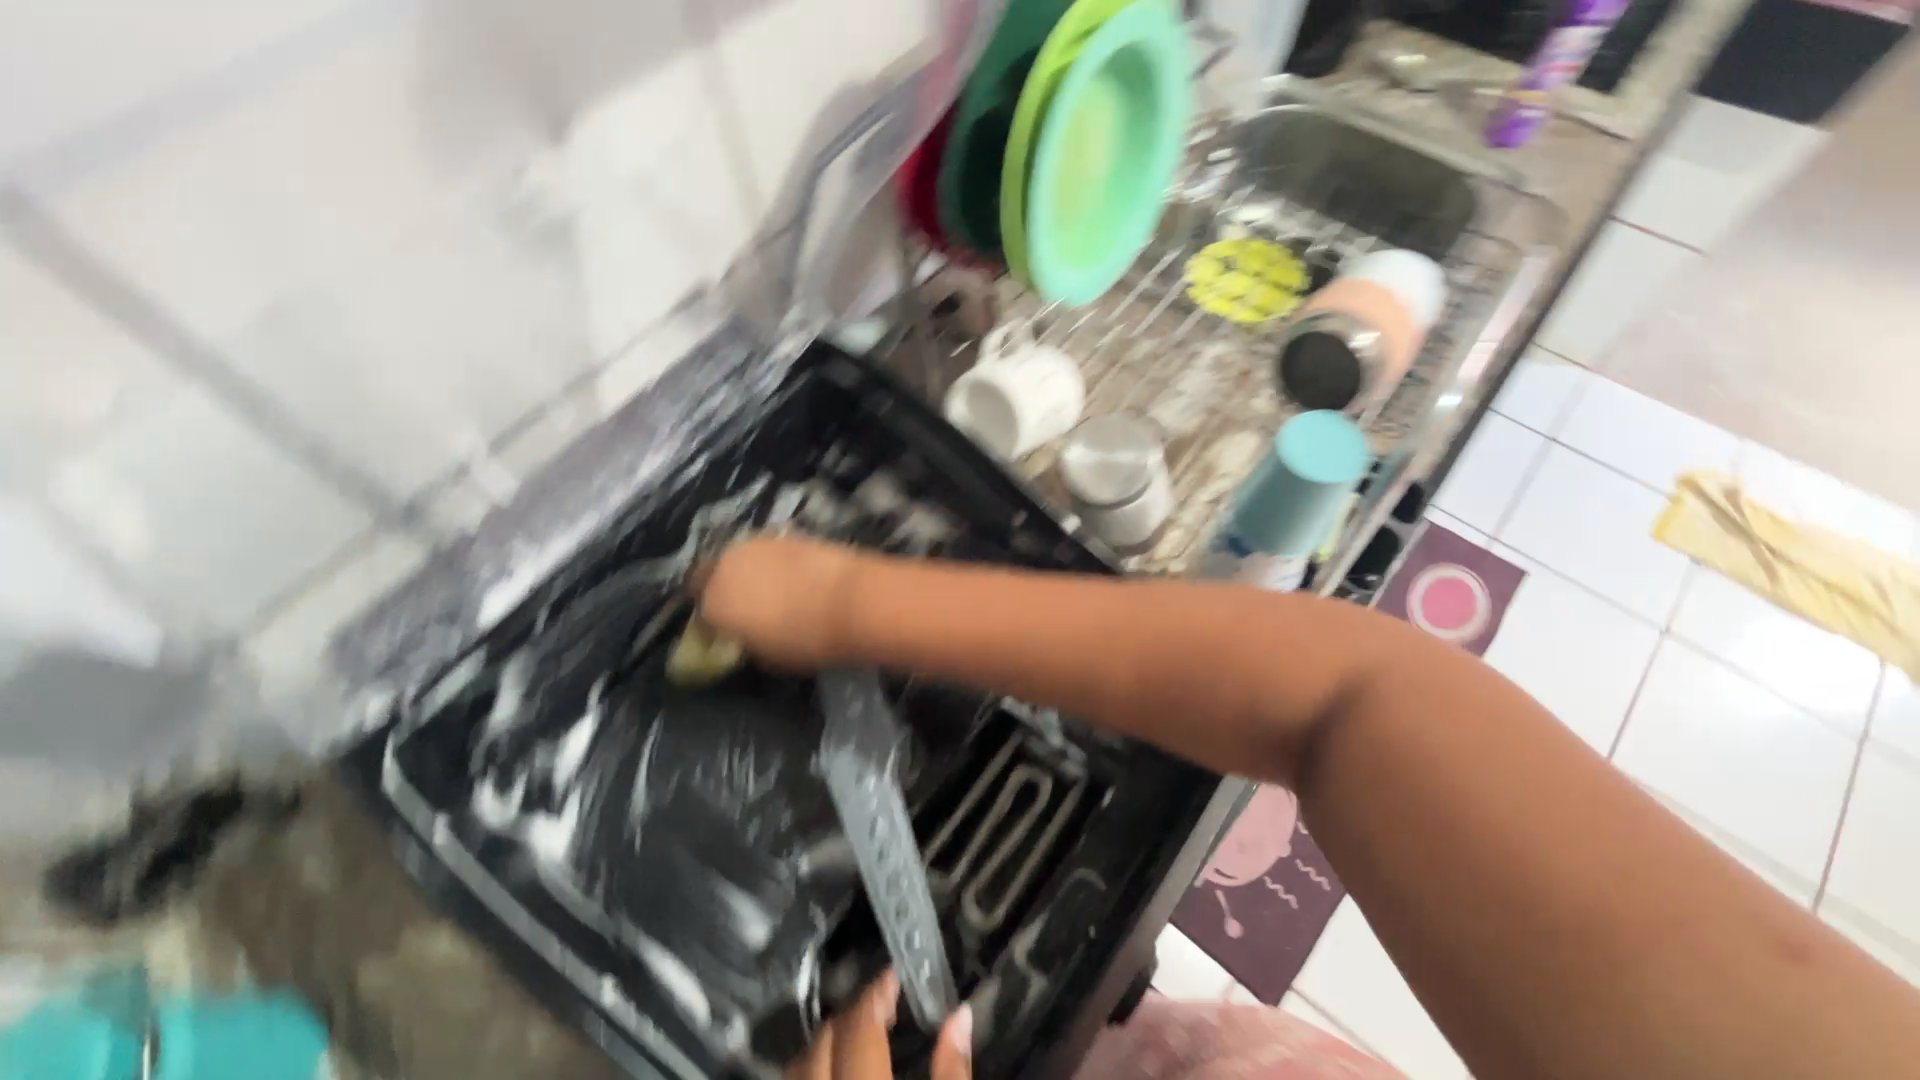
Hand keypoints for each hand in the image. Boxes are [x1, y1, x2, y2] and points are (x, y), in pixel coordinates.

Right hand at [697, 535, 864, 669]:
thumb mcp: (767, 658)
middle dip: (722, 590)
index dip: (713, 628)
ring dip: (747, 572)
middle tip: (743, 607)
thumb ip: (747, 643)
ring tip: (768, 588)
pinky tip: (792, 575)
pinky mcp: (785, 532)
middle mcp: (724, 566)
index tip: (726, 637)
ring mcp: (754, 543)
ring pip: (739, 559)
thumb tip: (746, 636)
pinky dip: (774, 562)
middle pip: (712, 576)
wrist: (852, 600)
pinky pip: (768, 550)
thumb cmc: (807, 641)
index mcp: (713, 603)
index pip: (702, 618)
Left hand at [785, 973, 973, 1079]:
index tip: (895, 974)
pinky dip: (812, 1070)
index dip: (876, 994)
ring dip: (825, 1042)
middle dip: (850, 1015)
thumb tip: (959, 1015)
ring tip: (859, 1032)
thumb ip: (953, 1071)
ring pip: (798, 1067)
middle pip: (822, 1042)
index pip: (860, 1028)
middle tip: (883, 1003)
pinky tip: (838, 1068)